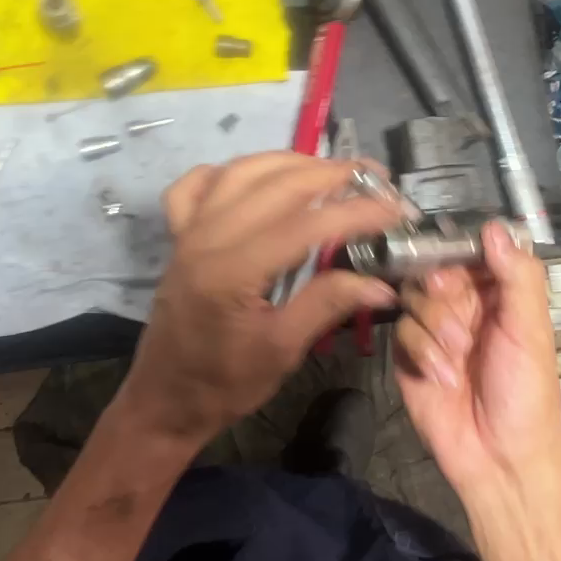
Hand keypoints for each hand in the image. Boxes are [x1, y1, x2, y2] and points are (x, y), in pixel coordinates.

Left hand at [118, 153, 404, 444]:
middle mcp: (207, 238)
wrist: (165, 399)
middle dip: (330, 174)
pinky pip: (197, 185)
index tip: (395, 207)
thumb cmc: (224, 384)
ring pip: (240, 172)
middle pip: (276, 185)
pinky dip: (229, 171)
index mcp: (233, 271)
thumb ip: (328, 305)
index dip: (355, 211)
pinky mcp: (178, 235)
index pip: (305, 224)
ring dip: (288, 162)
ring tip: (329, 169)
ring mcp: (188, 232)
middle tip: (373, 177)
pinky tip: (256, 177)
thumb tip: (382, 284)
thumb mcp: (282, 351)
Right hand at [393, 222, 560, 493]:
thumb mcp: (530, 332)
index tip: (454, 265)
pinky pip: (401, 331)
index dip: (456, 254)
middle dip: (440, 292)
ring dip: (433, 326)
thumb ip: (517, 277)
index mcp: (498, 298)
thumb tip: (495, 227)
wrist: (498, 457)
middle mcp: (463, 308)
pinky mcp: (409, 355)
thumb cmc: (525, 394)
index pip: (469, 256)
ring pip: (413, 299)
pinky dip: (420, 352)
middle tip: (449, 305)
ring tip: (455, 359)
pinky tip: (441, 377)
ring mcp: (433, 330)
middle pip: (433, 272)